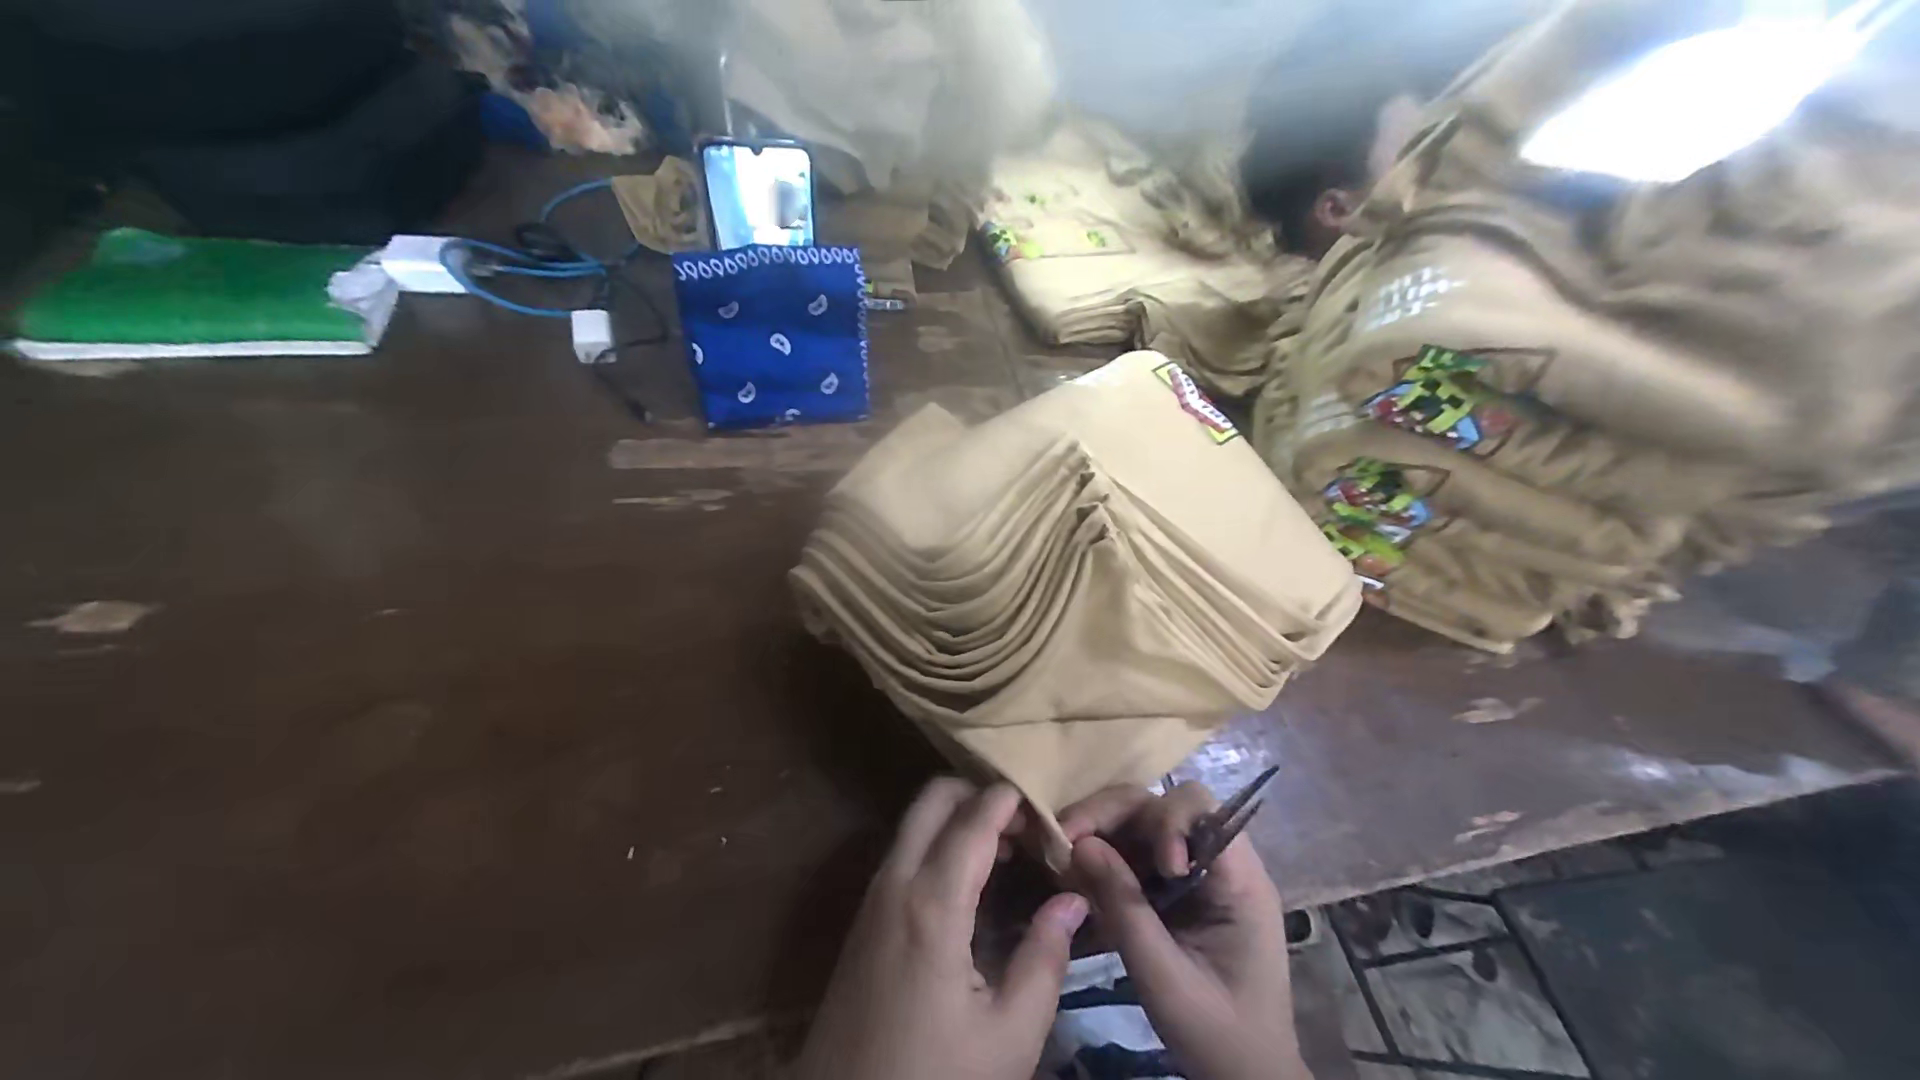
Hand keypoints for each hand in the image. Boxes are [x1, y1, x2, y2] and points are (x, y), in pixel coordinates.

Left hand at [792, 778, 1090, 1079]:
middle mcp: (896, 881)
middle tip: (1024, 822)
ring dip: (958, 815)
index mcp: (932, 903)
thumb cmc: (935, 1079)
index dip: (1012, 801)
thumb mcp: (1009, 1035)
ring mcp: (874, 894)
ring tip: (1007, 845)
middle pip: (934, 798)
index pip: (974, 818)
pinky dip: (938, 839)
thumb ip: (1046, 958)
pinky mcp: (865, 914)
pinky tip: (970, 876)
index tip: (1049, 808)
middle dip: (980, 793)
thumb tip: (1074, 898)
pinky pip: (905, 850)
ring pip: (915, 820)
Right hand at [1060, 782, 1307, 1079]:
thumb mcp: (1167, 980)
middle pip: (1160, 805)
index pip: (1200, 808)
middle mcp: (1215, 860)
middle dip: (1112, 814)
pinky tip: (1080, 874)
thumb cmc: (1217, 1035)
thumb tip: (1079, 844)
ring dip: (1101, 830)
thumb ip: (1125, 909)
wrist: (1245, 1079)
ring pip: (1140, 822)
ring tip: (1065, 854)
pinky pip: (1134, 850)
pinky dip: (1104, 855)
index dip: (1166, 820)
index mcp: (1238, 879)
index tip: (1152, 864)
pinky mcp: (1172, 886)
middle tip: (1067, 837)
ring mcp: (1191, 870)